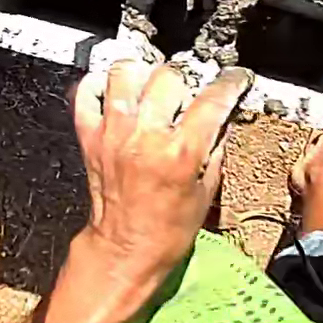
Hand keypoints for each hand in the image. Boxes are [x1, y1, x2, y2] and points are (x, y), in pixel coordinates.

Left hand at [65, 61, 252, 313]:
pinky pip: (86, 93)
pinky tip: (116, 92)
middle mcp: (145, 136)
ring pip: (126, 73)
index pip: (212, 99)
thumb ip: (216, 148)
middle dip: (184, 79)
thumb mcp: (207, 191)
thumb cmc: (168, 229)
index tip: (236, 77)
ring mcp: (113, 133)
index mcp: (181, 152)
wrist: (124, 249)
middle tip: (186, 93)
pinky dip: (99, 84)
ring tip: (150, 87)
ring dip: (143, 74)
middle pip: (168, 76)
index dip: (230, 82)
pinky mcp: (89, 136)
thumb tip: (222, 116)